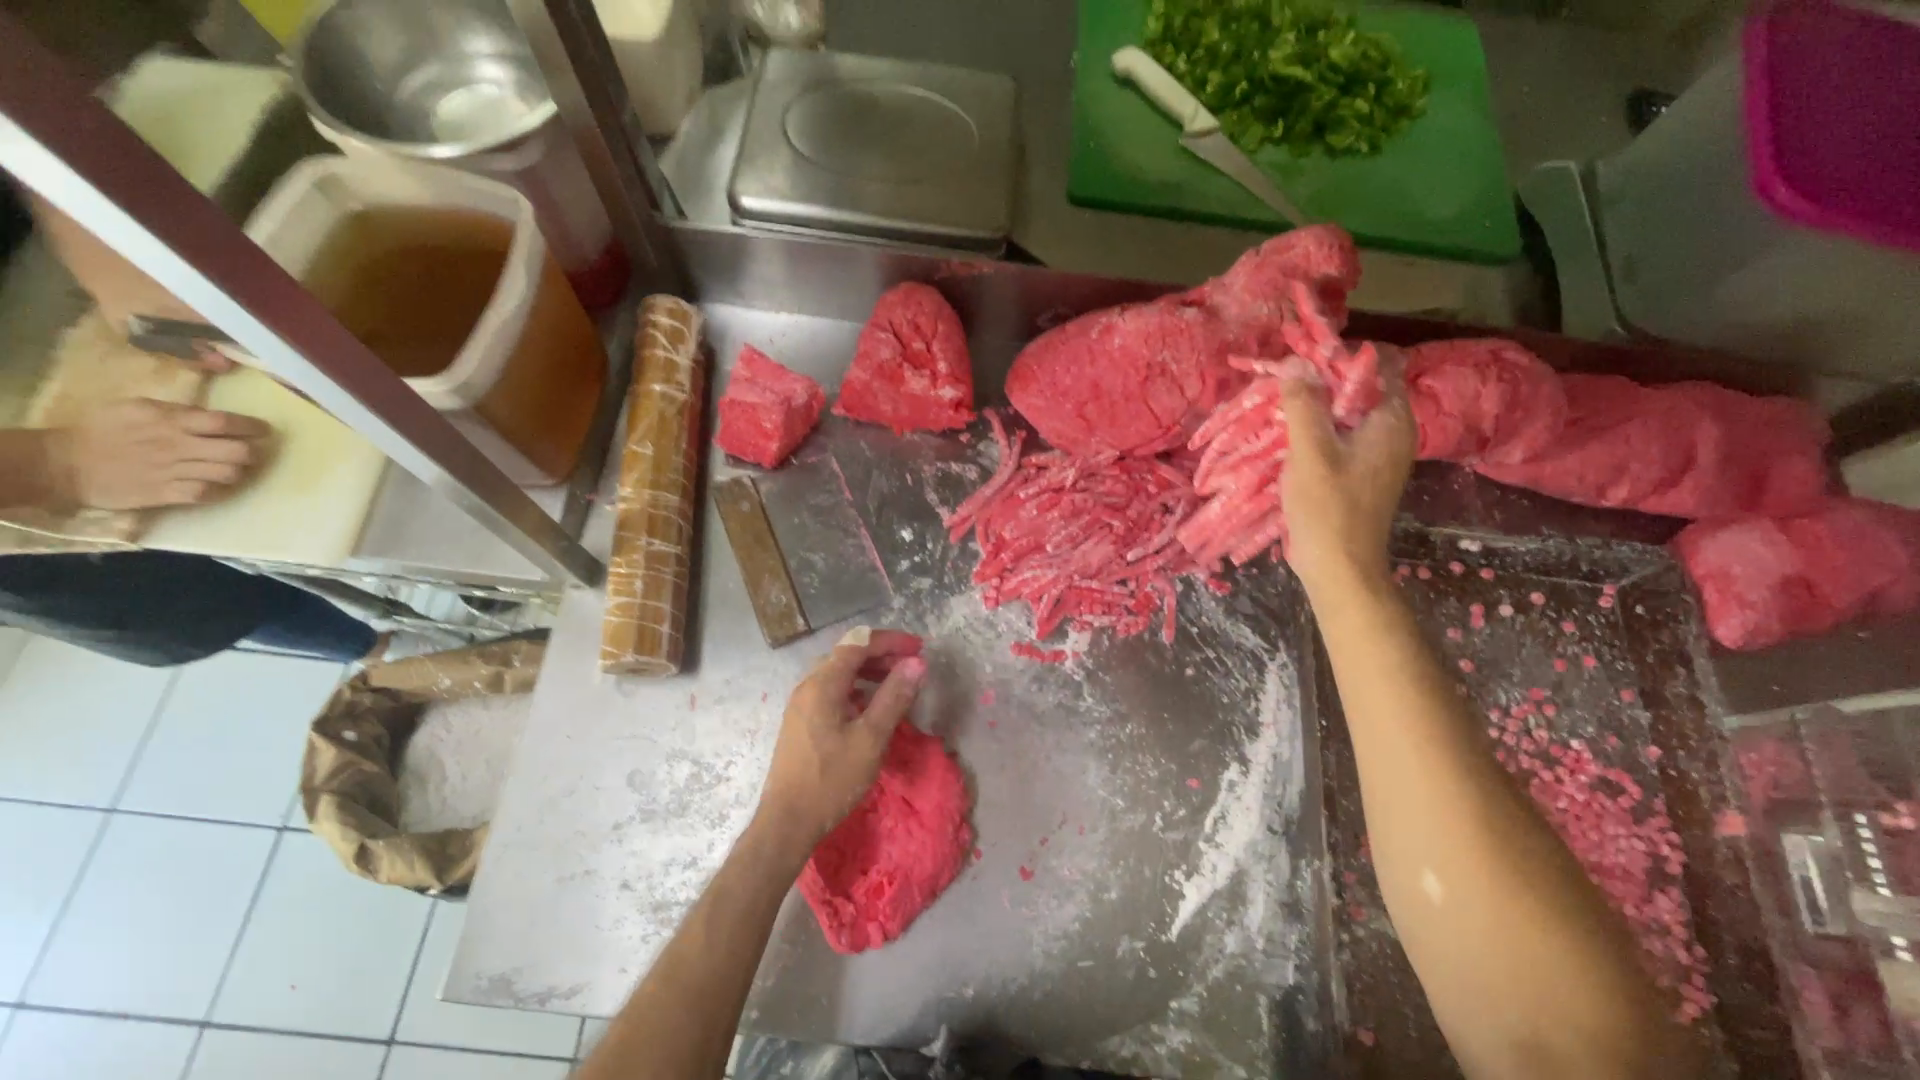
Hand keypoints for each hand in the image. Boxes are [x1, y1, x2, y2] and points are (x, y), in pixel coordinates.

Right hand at [46, 398, 270, 509]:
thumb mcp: (135, 408)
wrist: (62, 464)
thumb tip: (211, 416)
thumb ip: (175, 411)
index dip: (252, 426)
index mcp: (169, 420)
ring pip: (230, 473)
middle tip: (253, 452)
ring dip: (241, 472)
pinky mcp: (166, 493)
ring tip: (237, 469)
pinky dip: (221, 490)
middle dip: (254, 452)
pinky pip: (209, 493)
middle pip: (238, 451)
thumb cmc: (99, 430)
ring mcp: (173, 471)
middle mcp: (177, 445)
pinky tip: (218, 485)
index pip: (224, 421)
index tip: (264, 430)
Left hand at [756, 627, 927, 851]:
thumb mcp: (871, 739)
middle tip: (911, 666)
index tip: (919, 648)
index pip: (858, 644)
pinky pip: (831, 692)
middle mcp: (807, 687)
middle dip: (881, 654)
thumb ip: (894, 698)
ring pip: (838, 674)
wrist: (788, 821)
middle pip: (846, 655)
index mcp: (822, 685)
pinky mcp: (801, 723)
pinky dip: (856, 690)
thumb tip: (916, 664)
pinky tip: (871, 708)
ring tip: (896, 685)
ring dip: (868, 672)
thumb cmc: (831, 780)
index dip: (890, 641)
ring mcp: (801, 705)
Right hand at [1280, 348, 1415, 593]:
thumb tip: (1296, 361)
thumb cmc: (1329, 509)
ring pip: (1348, 413)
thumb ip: (1305, 403)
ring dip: (1315, 407)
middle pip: (1361, 387)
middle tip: (1284, 382)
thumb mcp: (1310, 452)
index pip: (1381, 363)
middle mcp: (1392, 431)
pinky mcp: (1362, 472)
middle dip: (1322, 380)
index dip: (1343, 355)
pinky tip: (1288, 438)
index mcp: (1391, 420)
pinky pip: (1341, 436)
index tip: (1304, 361)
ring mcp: (1378, 454)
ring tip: (1280, 408)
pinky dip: (1317, 431)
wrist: (1340, 569)